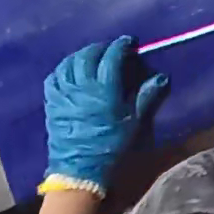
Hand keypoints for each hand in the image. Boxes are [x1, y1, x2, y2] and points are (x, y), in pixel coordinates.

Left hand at [43, 36, 167, 192]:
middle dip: (102, 47)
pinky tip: (71, 70)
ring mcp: (64, 92)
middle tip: (111, 49)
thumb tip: (161, 77)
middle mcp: (83, 85)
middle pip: (89, 55)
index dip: (121, 46)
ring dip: (82, 54)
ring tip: (92, 56)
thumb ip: (146, 96)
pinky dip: (64, 68)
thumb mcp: (134, 122)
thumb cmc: (111, 146)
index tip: (129, 42)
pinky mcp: (52, 101)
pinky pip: (55, 76)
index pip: (112, 56)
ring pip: (70, 62)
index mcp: (105, 89)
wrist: (80, 171)